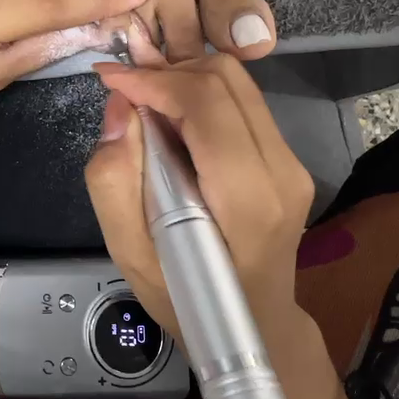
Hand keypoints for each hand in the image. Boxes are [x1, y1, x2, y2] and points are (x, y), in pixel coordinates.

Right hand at [86, 55, 351, 398]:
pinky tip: (169, 116)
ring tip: (142, 99)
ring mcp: (291, 162)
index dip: (152, 80)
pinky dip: (199, 93)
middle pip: (225, 79)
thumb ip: (115, 181)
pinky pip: (241, 100)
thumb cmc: (187, 298)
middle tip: (122, 86)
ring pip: (236, 81)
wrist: (256, 327)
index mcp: (248, 200)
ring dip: (182, 78)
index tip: (107, 77)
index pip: (205, 104)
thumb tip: (118, 105)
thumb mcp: (131, 255)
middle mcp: (282, 170)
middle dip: (166, 71)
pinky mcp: (287, 158)